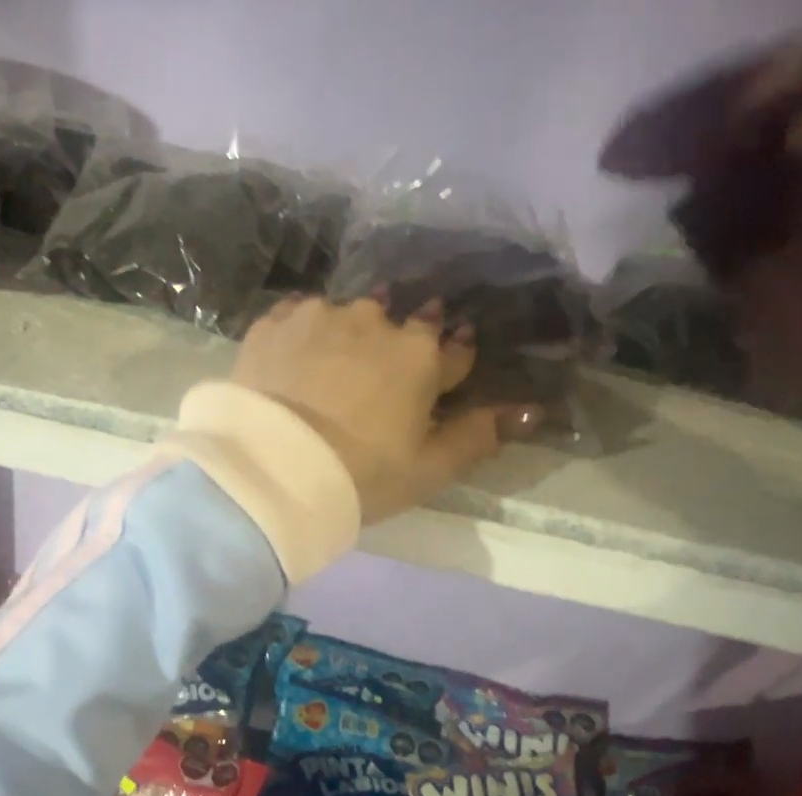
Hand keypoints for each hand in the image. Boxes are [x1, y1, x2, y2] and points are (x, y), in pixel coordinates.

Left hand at [228, 297, 538, 524]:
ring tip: (332, 362)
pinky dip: (302, 332)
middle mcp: (374, 321)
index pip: (452, 347)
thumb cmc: (359, 475)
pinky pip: (297, 316)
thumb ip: (479, 435)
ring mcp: (320, 316)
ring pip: (345, 314)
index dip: (452, 358)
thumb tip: (532, 410)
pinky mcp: (273, 323)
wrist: (270, 467)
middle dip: (398, 339)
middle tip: (380, 371)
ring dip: (347, 332)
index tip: (445, 368)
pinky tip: (294, 355)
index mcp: (419, 355)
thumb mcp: (428, 469)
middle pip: (397, 323)